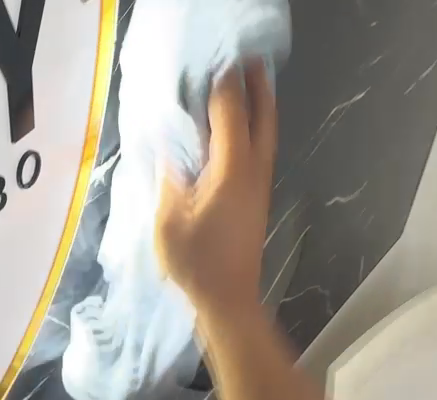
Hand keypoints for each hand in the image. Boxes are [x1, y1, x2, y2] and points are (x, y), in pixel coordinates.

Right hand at [155, 62, 280, 320]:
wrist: (229, 300)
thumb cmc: (196, 264)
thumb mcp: (169, 223)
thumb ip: (169, 180)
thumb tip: (169, 148)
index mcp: (231, 168)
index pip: (229, 110)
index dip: (220, 84)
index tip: (208, 67)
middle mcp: (253, 169)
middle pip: (261, 114)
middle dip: (254, 84)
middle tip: (245, 62)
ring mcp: (260, 184)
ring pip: (267, 132)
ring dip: (260, 105)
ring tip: (249, 85)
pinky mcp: (258, 199)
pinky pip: (262, 149)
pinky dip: (256, 128)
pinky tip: (243, 130)